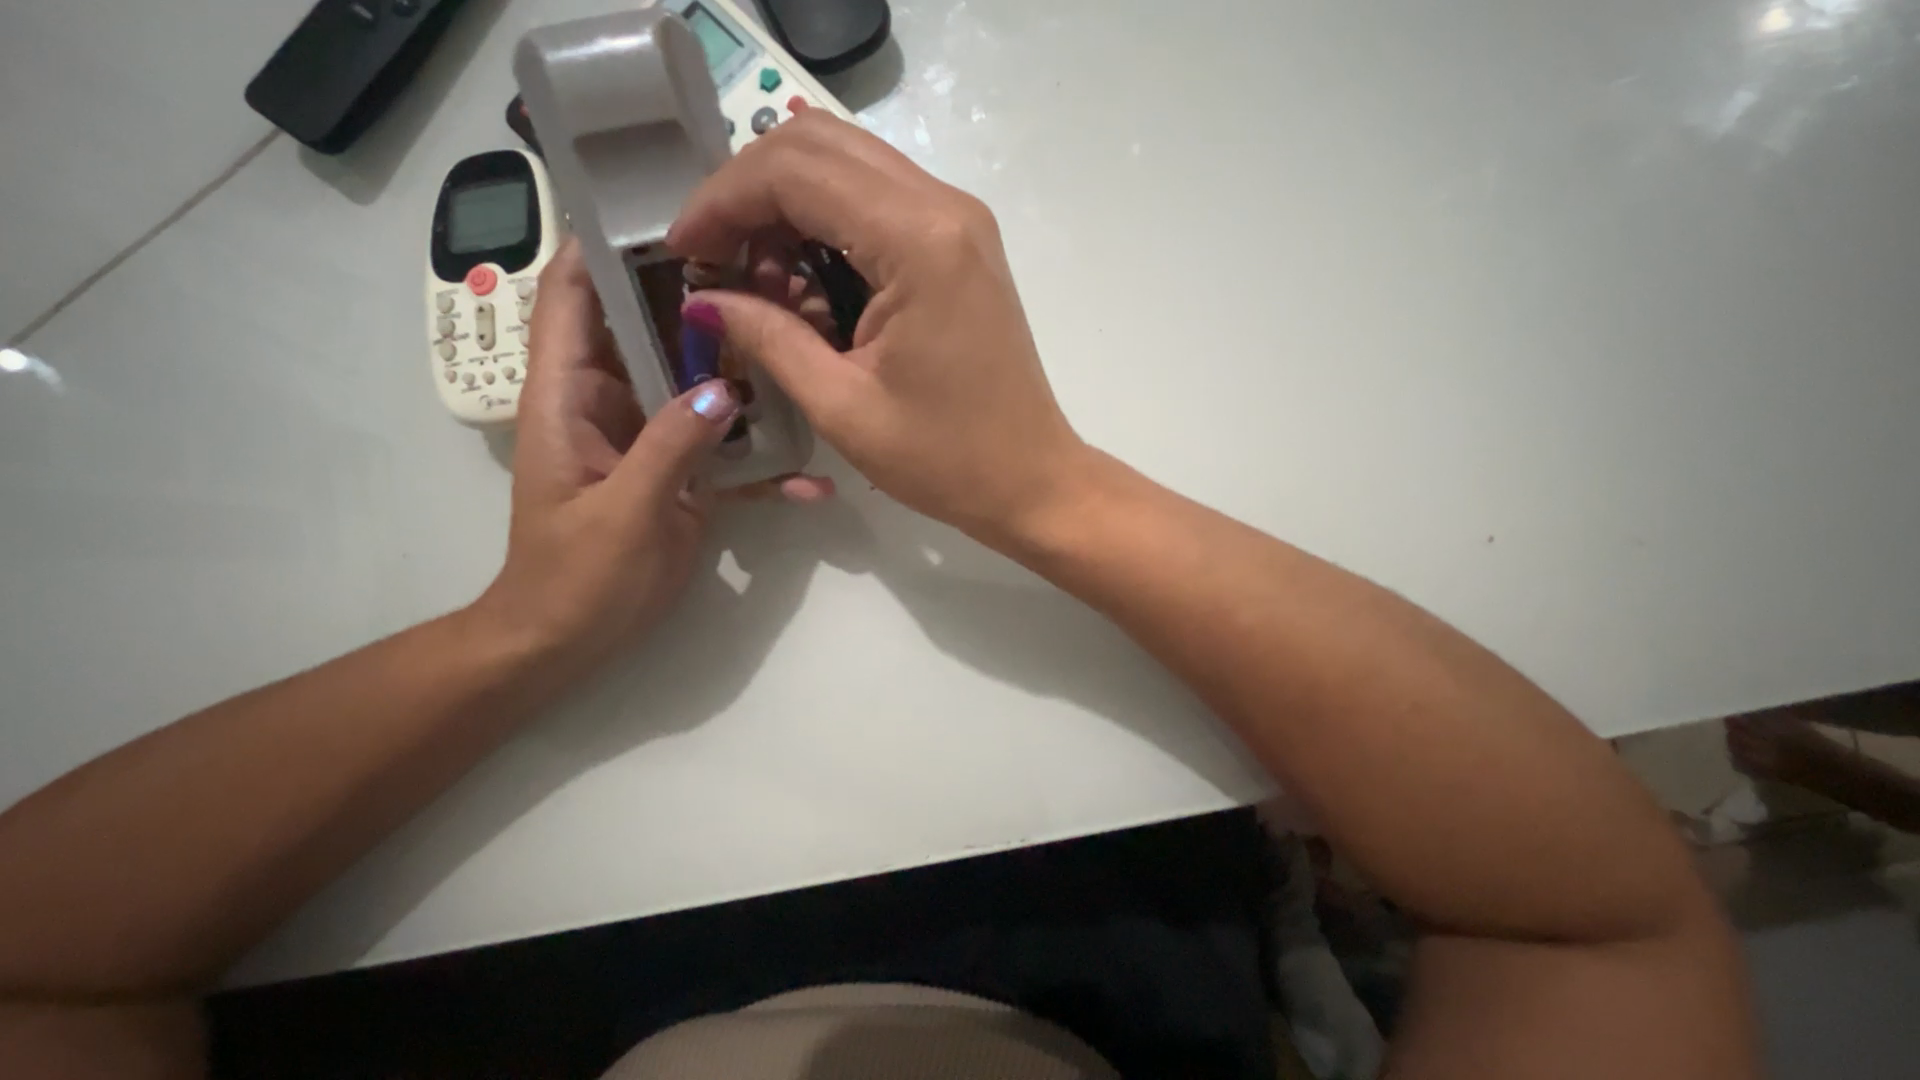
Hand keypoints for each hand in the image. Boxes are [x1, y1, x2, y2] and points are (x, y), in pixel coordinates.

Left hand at [472, 241, 826, 670]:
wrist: (568, 642)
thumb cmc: (573, 578)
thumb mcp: (622, 512)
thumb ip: (671, 446)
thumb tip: (726, 388)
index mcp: (569, 398)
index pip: (572, 300)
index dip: (600, 247)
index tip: (658, 207)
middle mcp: (609, 404)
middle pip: (651, 329)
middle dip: (700, 298)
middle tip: (766, 267)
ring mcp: (649, 438)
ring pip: (697, 384)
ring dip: (744, 371)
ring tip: (803, 343)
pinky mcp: (680, 474)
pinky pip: (724, 452)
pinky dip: (762, 462)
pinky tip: (810, 482)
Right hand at [666, 112, 1089, 541]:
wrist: (1030, 479)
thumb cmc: (945, 459)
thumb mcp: (842, 407)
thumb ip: (768, 337)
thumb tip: (702, 298)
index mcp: (919, 242)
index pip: (794, 170)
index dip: (722, 202)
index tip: (683, 253)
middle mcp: (944, 206)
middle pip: (817, 144)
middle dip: (748, 194)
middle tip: (714, 261)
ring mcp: (958, 218)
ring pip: (845, 163)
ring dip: (785, 207)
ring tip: (759, 284)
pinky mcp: (959, 240)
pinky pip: (874, 199)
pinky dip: (824, 225)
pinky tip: (804, 286)